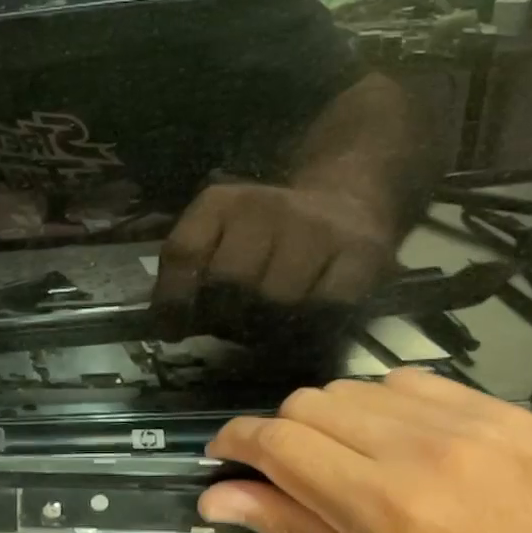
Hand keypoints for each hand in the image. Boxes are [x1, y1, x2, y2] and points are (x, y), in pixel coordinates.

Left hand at [155, 182, 393, 318]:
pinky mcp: (363, 252)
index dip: (173, 299)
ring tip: (263, 327)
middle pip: (230, 279)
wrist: (344, 202)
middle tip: (228, 327)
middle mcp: (265, 207)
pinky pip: (327, 306)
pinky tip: (301, 326)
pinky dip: (310, 326)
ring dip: (265, 326)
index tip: (171, 330)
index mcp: (219, 203)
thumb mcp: (215, 237)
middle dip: (223, 315)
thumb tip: (169, 329)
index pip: (184, 253)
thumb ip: (187, 275)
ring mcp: (316, 227)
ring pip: (277, 298)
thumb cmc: (263, 235)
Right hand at [199, 369, 531, 532]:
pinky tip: (403, 443)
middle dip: (280, 434)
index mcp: (383, 505)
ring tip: (352, 461)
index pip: (273, 440)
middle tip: (292, 475)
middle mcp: (421, 449)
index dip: (232, 442)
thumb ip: (288, 529)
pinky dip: (385, 405)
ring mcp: (471, 423)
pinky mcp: (508, 412)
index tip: (223, 458)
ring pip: (352, 386)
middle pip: (304, 403)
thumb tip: (214, 496)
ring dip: (331, 418)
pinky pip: (412, 381)